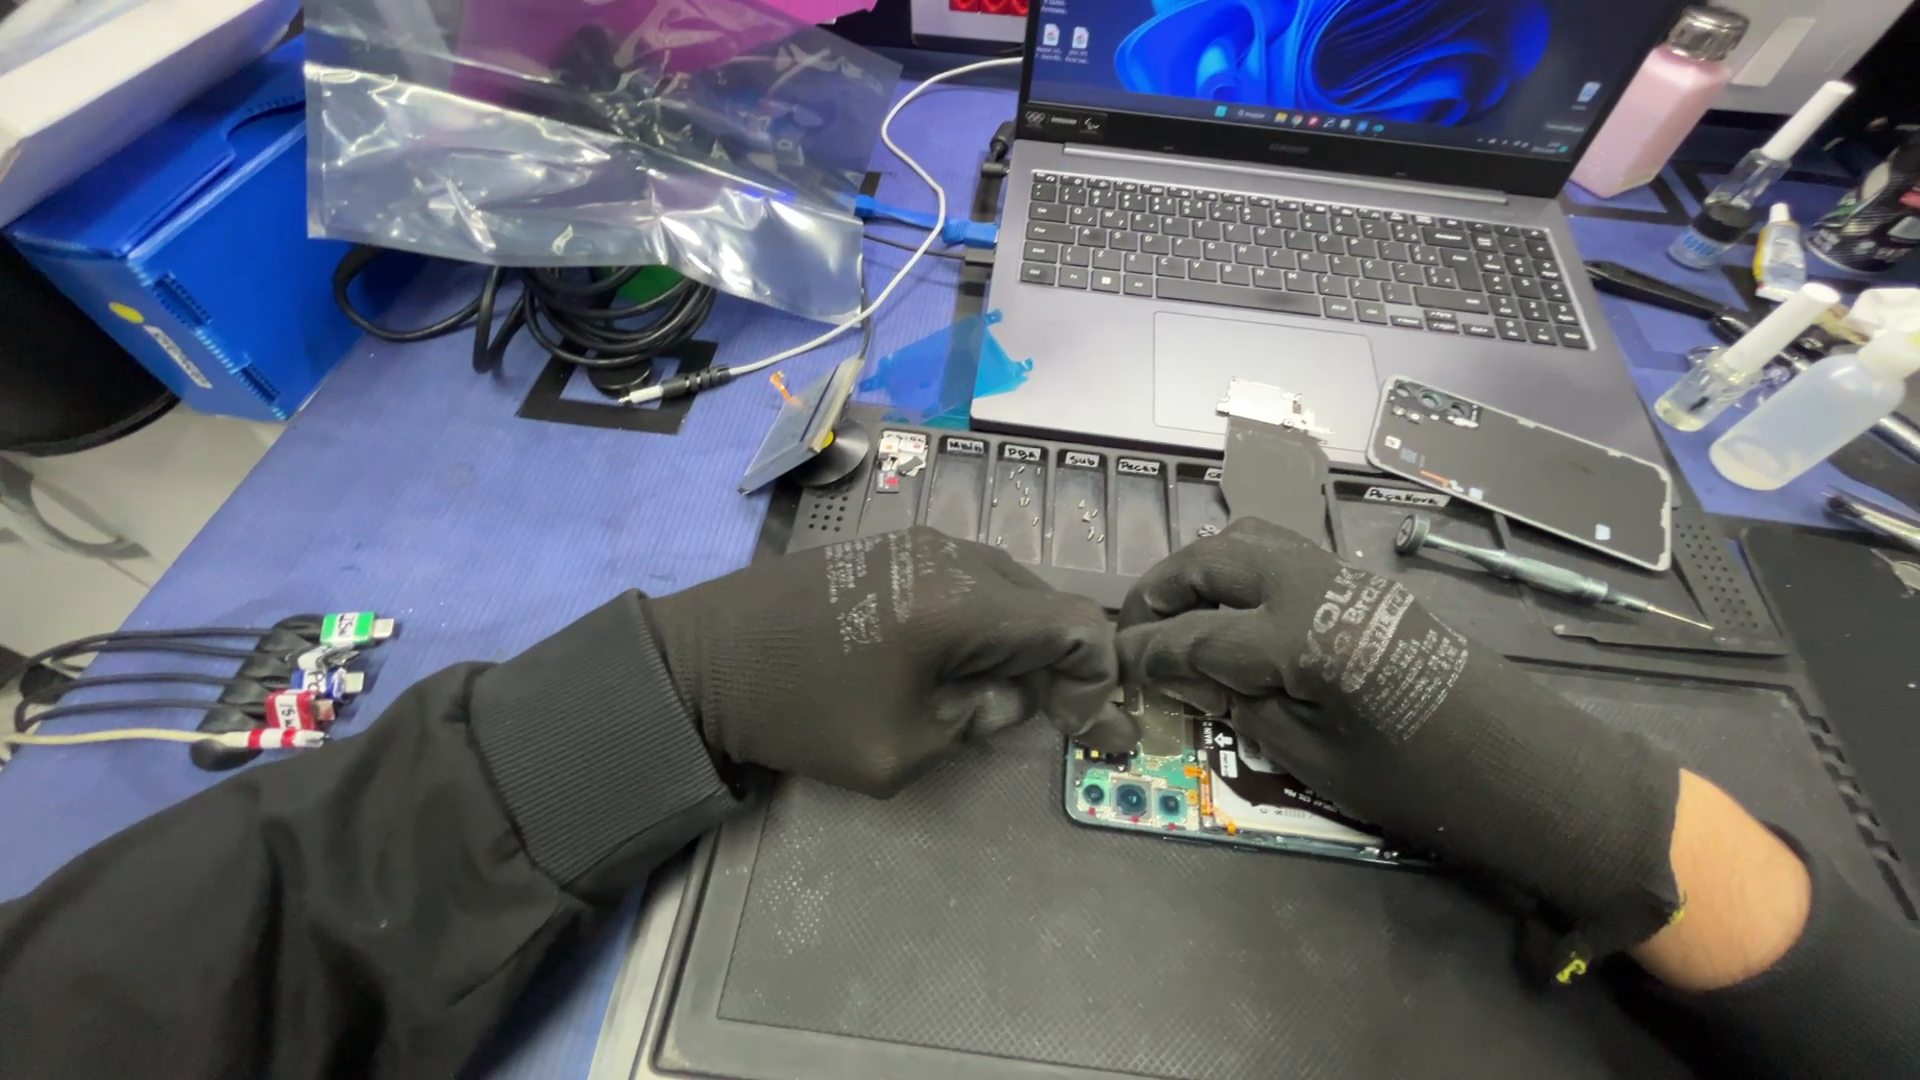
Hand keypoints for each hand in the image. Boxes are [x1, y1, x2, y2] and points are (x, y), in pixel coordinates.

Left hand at [648, 527, 1137, 797]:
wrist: (705, 659)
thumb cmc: (800, 714)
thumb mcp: (901, 751)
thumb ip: (980, 721)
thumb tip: (1016, 693)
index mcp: (961, 605)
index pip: (1076, 623)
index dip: (1093, 676)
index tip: (1070, 719)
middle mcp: (952, 556)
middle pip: (1045, 600)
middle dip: (1056, 658)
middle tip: (1031, 708)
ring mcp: (919, 539)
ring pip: (1007, 584)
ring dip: (1017, 635)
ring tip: (983, 684)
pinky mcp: (893, 541)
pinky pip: (967, 573)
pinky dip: (981, 613)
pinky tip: (947, 650)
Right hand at [1116, 518, 1681, 962]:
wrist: (1532, 769)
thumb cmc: (1421, 785)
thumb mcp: (1312, 759)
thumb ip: (1235, 704)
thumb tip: (1174, 675)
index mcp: (1302, 639)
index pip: (1193, 636)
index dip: (1145, 651)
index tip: (1111, 662)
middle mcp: (1315, 586)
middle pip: (1210, 560)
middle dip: (1159, 588)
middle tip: (1133, 624)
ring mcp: (1342, 574)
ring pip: (1246, 538)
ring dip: (1199, 568)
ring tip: (1176, 608)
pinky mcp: (1359, 579)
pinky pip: (1280, 550)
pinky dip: (1239, 567)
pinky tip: (1231, 606)